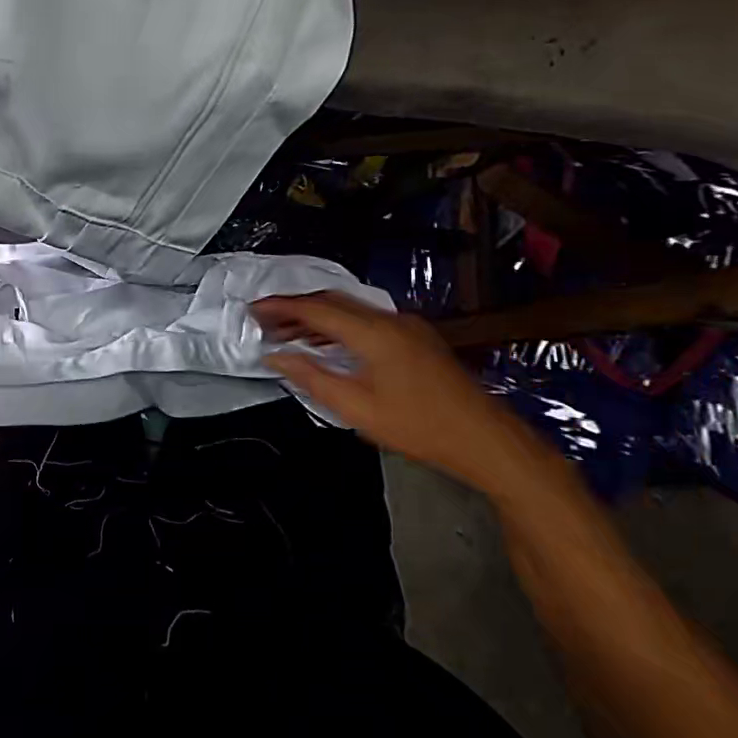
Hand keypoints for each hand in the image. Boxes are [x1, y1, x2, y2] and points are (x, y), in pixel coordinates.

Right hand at [254, 292, 517, 488]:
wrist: (482, 436)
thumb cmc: (417, 426)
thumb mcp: (357, 409)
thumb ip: (312, 378)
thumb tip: (277, 357)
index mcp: (373, 333)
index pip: (317, 308)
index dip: (282, 307)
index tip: (255, 309)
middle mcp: (390, 319)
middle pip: (334, 301)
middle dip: (297, 309)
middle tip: (267, 322)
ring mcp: (407, 325)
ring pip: (353, 309)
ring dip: (320, 317)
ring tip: (290, 334)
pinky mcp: (416, 336)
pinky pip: (369, 319)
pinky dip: (342, 325)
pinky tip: (330, 343)